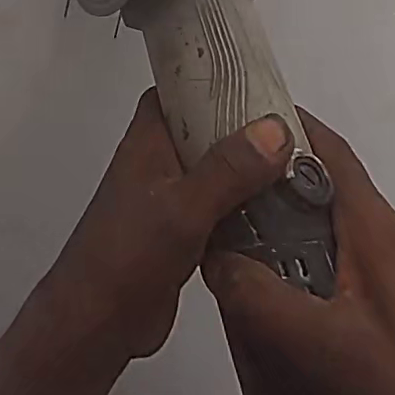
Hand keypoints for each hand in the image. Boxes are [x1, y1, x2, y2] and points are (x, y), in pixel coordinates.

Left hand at [41, 88, 294, 360]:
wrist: (101, 316)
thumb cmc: (127, 253)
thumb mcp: (183, 207)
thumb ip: (227, 170)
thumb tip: (273, 130)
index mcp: (146, 142)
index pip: (172, 94)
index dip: (205, 81)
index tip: (249, 78)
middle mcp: (155, 163)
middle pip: (199, 130)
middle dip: (238, 127)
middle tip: (287, 128)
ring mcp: (166, 198)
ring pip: (211, 170)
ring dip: (244, 169)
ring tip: (293, 166)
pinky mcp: (179, 231)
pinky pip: (216, 205)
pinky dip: (242, 205)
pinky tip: (277, 213)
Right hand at [202, 109, 394, 394]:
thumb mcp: (338, 349)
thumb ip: (265, 300)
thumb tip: (210, 257)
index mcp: (372, 230)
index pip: (324, 148)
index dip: (279, 117)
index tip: (224, 106)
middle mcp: (371, 246)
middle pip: (301, 193)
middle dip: (250, 188)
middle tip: (200, 190)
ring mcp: (371, 285)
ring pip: (299, 242)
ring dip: (259, 246)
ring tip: (214, 256)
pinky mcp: (369, 321)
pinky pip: (307, 284)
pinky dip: (274, 288)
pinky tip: (252, 318)